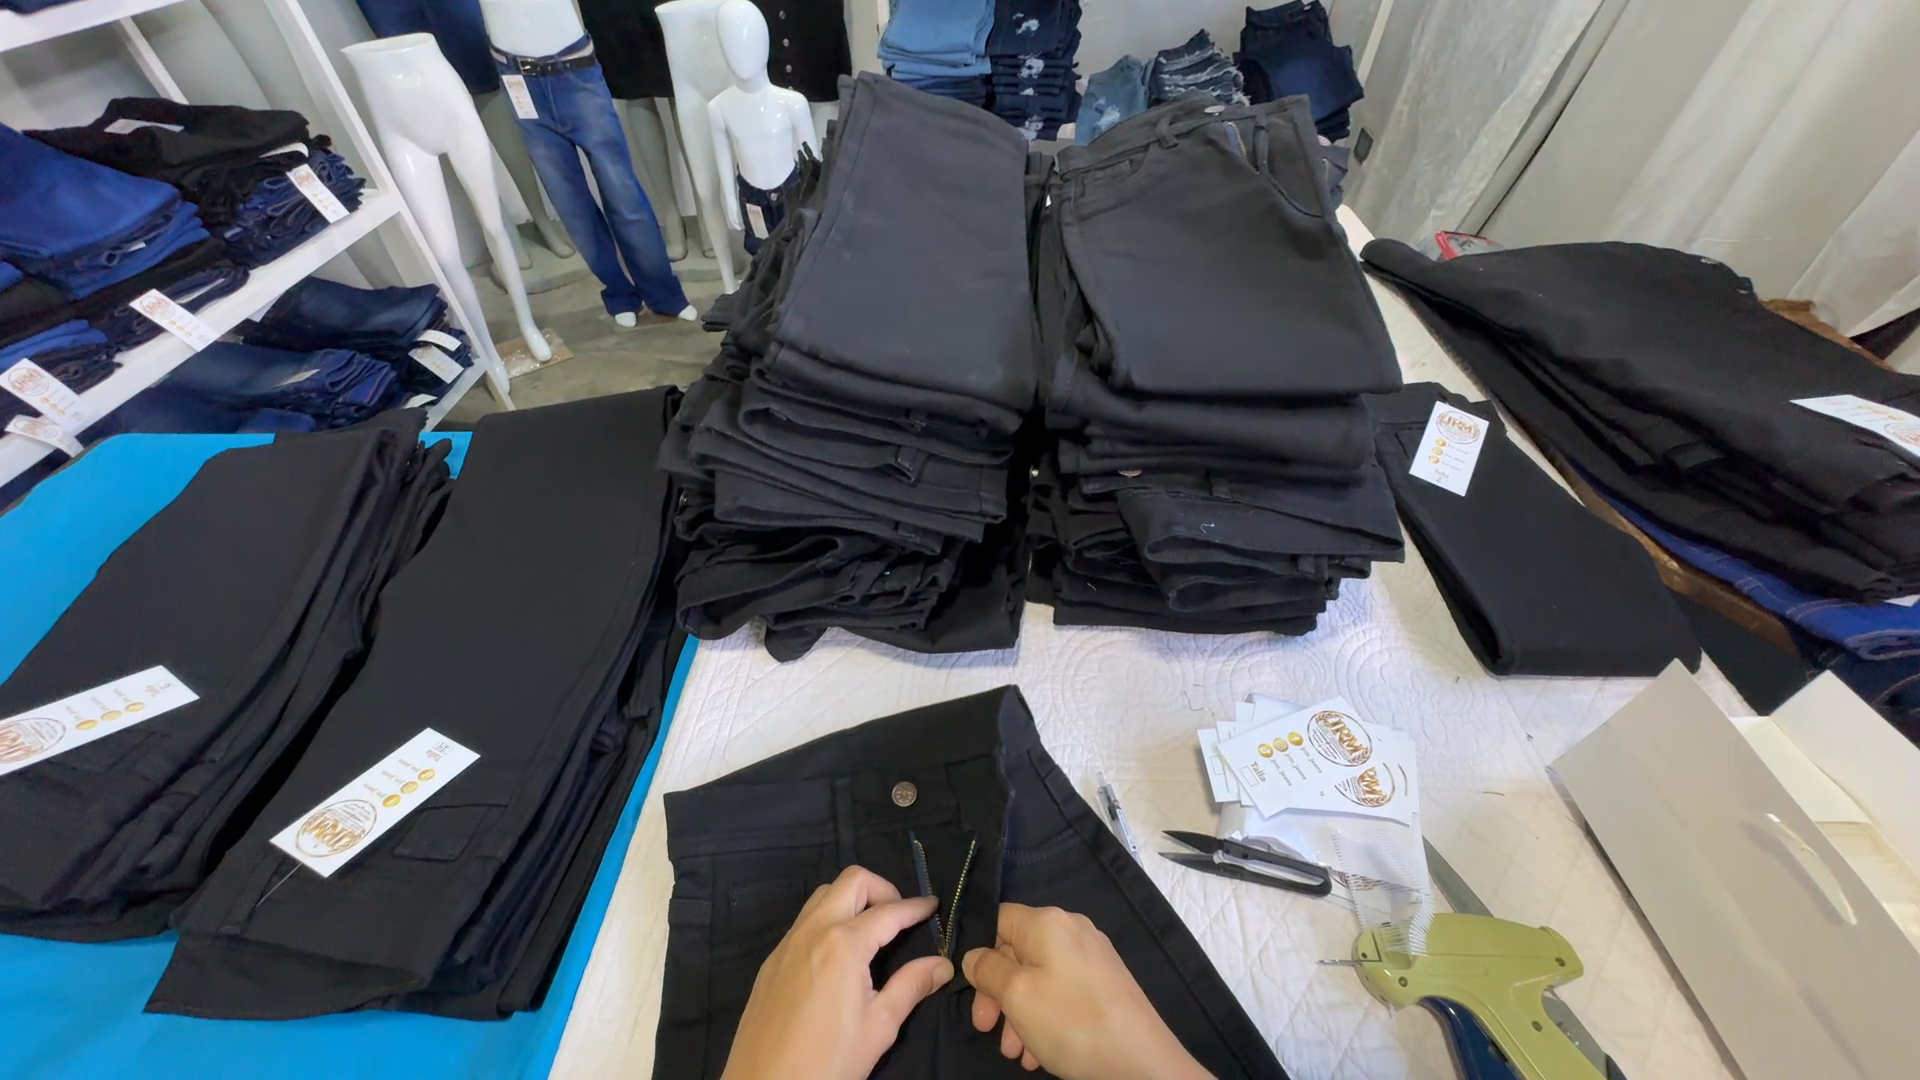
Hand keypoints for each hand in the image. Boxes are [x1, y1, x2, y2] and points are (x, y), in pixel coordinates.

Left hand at [722, 865, 953, 1079]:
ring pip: (824, 894)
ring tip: (870, 929)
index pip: (889, 911)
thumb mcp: (879, 1026)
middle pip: (852, 880)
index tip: (933, 904)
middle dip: (882, 888)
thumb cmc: (828, 1062)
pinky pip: (805, 919)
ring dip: (852, 898)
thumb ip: (911, 986)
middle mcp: (815, 929)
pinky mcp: (772, 958)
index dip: (916, 907)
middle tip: (899, 916)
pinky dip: (828, 917)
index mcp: (844, 944)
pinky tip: (838, 952)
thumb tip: (943, 964)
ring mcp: (789, 941)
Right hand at [962, 904, 1213, 1079]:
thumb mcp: (1017, 995)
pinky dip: (1046, 1017)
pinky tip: (1040, 1053)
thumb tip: (974, 956)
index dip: (981, 952)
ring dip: (1020, 1013)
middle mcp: (1071, 929)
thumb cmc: (1071, 1022)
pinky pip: (1062, 991)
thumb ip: (987, 970)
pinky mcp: (1106, 984)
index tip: (973, 991)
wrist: (1142, 1065)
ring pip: (1040, 977)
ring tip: (1017, 1054)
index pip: (999, 919)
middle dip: (998, 993)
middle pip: (1018, 952)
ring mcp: (1092, 957)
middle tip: (986, 1029)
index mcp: (1048, 921)